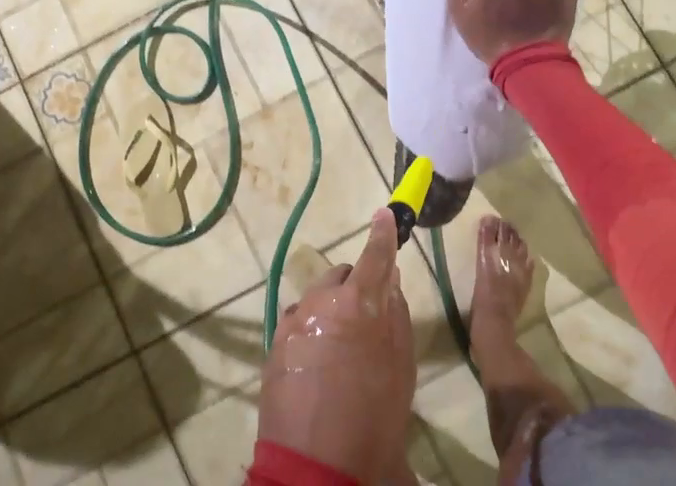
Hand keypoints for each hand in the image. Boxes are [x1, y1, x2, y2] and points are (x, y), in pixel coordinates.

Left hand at [258, 209, 414, 481]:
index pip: (375, 255)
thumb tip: (389, 279)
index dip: (383, 234)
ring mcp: (292, 322)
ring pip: (317, 299)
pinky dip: (312, 329)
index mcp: (358, 303)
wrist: (318, 466)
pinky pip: (298, 322)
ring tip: (343, 346)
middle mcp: (320, 301)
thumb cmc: (374, 416)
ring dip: (331, 309)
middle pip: (341, 275)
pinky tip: (320, 361)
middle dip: (356, 285)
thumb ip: (395, 314)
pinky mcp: (274, 344)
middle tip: (370, 314)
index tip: (386, 214)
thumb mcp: (401, 366)